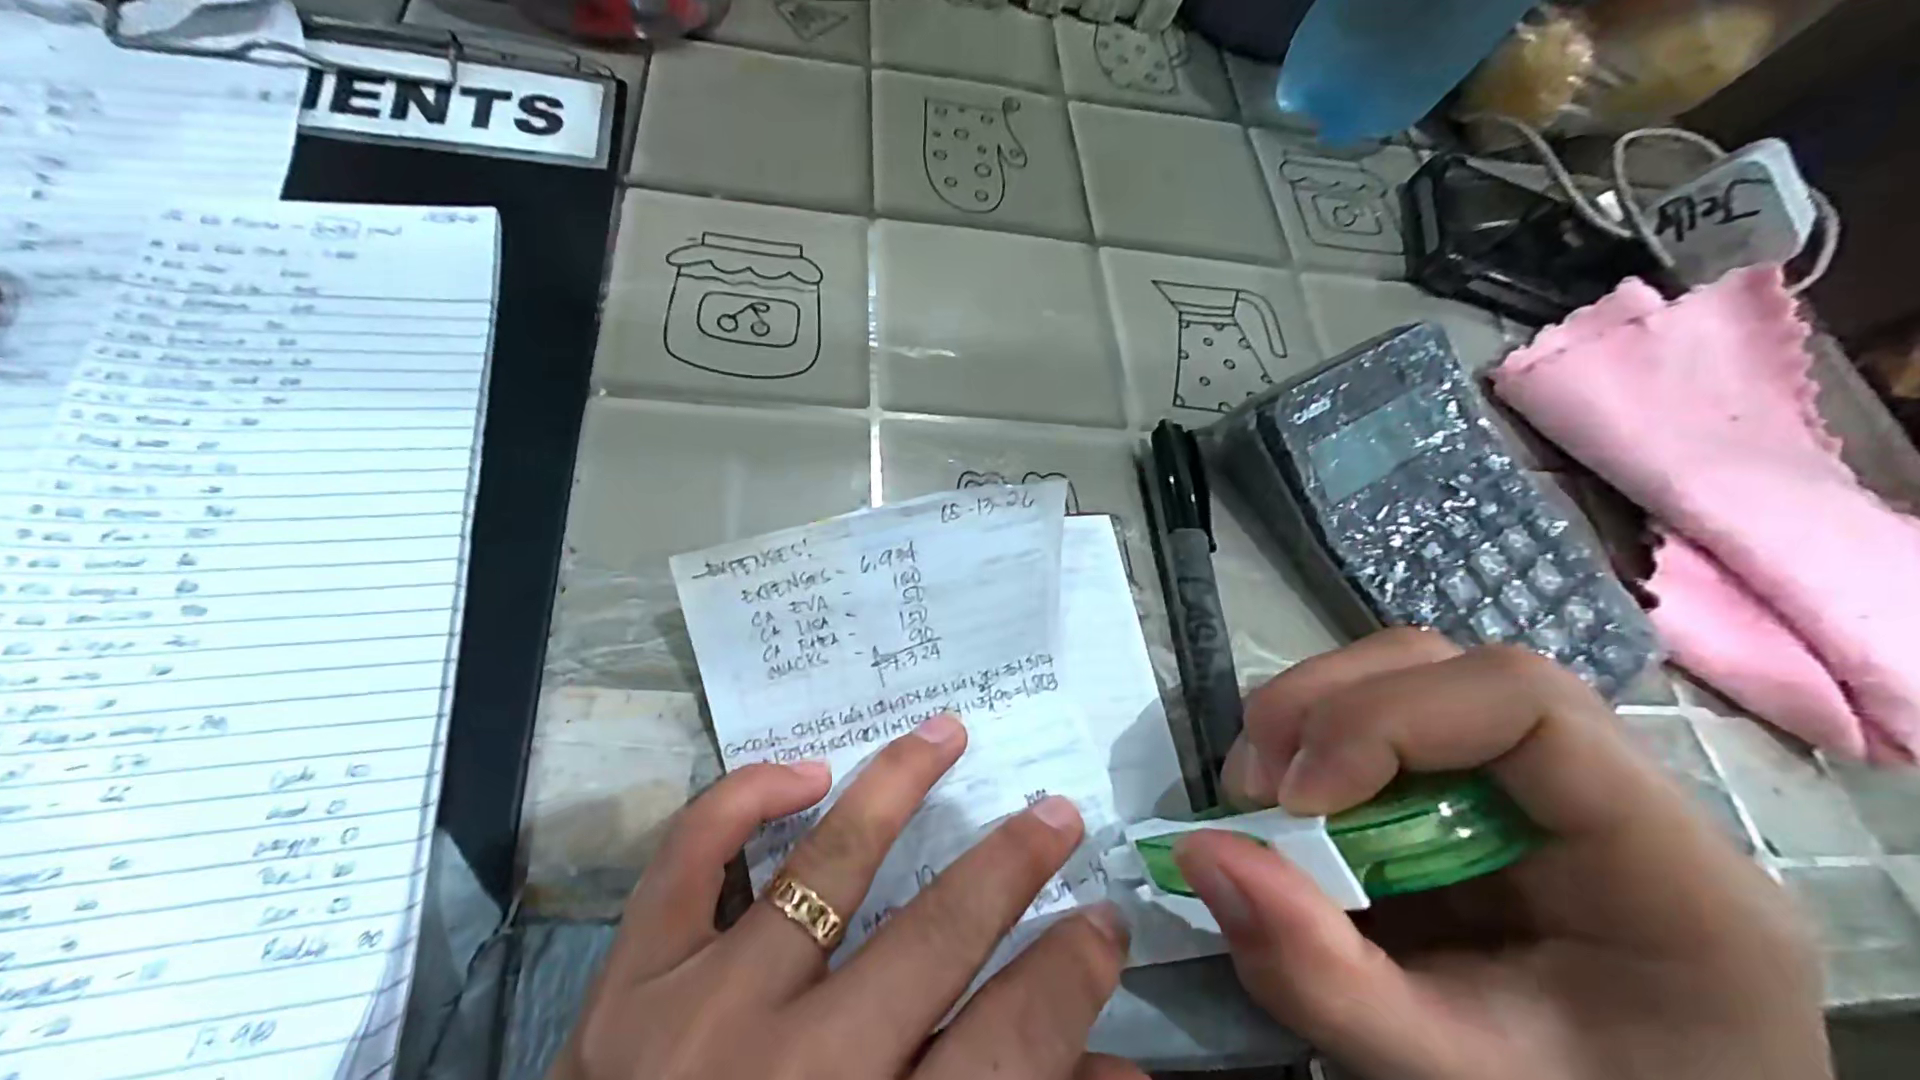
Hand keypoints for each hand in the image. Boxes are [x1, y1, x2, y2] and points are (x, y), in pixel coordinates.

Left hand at [551, 714, 1144, 1079]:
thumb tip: (1122, 1069)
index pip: (1007, 1045)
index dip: (1068, 975)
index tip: (1103, 919)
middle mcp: (791, 1074)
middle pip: (931, 942)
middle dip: (1009, 868)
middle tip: (1057, 812)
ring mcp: (698, 1020)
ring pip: (822, 867)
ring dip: (896, 787)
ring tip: (946, 733)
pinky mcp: (626, 987)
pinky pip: (688, 861)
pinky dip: (744, 799)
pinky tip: (806, 772)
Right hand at [1176, 629, 1830, 1079]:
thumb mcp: (1447, 1076)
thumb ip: (1325, 979)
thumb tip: (1200, 851)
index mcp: (1666, 868)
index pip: (1526, 702)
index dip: (1385, 721)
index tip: (1298, 802)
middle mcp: (1607, 788)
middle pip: (1443, 668)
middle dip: (1321, 710)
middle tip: (1256, 795)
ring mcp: (1533, 772)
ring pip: (1398, 673)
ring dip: (1302, 717)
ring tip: (1261, 799)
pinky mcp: (1473, 777)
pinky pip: (1375, 709)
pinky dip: (1306, 740)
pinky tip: (1289, 805)